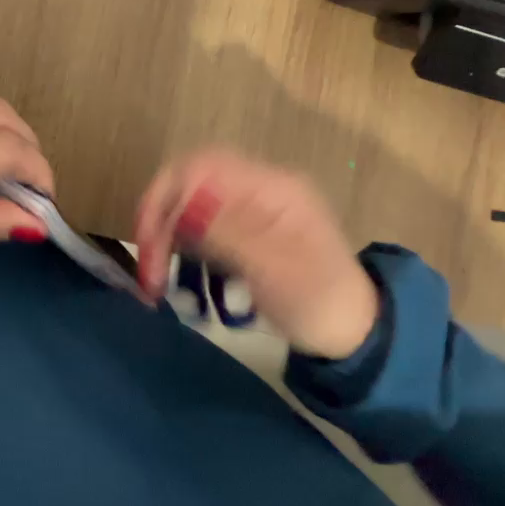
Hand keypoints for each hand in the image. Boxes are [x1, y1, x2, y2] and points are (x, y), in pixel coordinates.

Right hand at [133, 149, 378, 358]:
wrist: (358, 339)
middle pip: (190, 186)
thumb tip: (179, 210)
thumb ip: (227, 232)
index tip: (145, 238)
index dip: (165, 195)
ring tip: (157, 282)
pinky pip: (200, 231)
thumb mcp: (274, 268)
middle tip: (148, 271)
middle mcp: (257, 189)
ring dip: (166, 241)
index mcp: (269, 187)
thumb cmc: (320, 302)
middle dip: (160, 223)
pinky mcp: (245, 234)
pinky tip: (178, 280)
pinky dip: (182, 252)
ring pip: (190, 209)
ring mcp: (251, 211)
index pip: (200, 166)